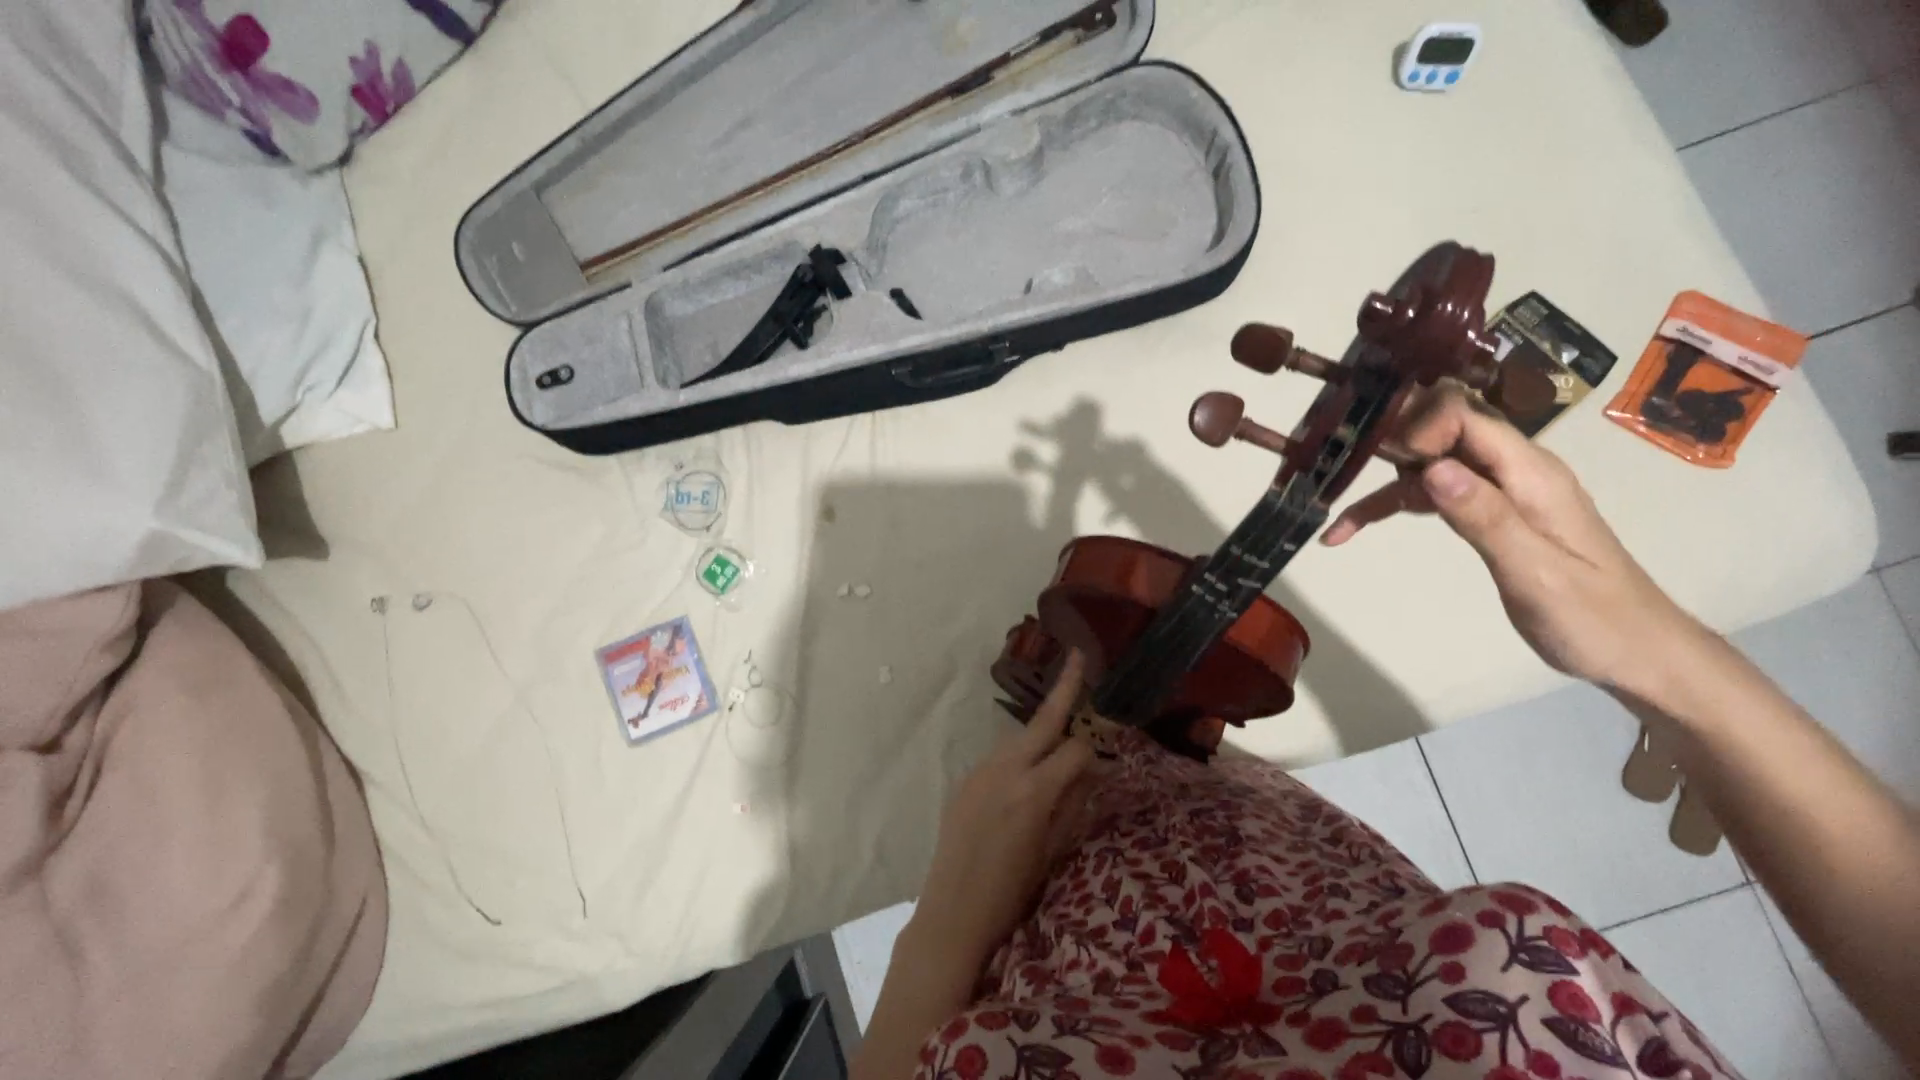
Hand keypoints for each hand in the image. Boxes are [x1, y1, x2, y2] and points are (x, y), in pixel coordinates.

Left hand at [908, 652, 1103, 970]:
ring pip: (1019, 739)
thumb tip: (1091, 770)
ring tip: (1057, 747)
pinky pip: (1000, 759)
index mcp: (1033, 791)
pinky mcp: (964, 781)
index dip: (1094, 753)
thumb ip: (1073, 804)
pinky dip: (1019, 759)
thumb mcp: (1053, 851)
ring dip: (1041, 736)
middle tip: (1080, 657)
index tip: (1105, 762)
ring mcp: (979, 772)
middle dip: (1064, 689)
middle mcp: (1005, 770)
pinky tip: (1024, 781)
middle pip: (1042, 721)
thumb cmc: (1011, 892)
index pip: (1075, 749)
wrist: (952, 912)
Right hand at [1320, 388, 1705, 689]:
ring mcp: (1503, 490)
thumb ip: (1485, 518)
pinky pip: (1435, 494)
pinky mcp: (1492, 512)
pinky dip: (1396, 506)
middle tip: (1339, 474)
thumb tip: (1433, 468)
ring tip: (1338, 515)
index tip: (1380, 463)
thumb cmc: (1592, 618)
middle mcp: (1516, 470)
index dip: (1417, 426)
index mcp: (1531, 474)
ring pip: (1430, 464)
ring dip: (1382, 483)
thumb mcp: (1536, 574)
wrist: (1637, 651)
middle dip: (1389, 445)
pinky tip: (1353, 528)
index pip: (1463, 416)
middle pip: (1441, 431)